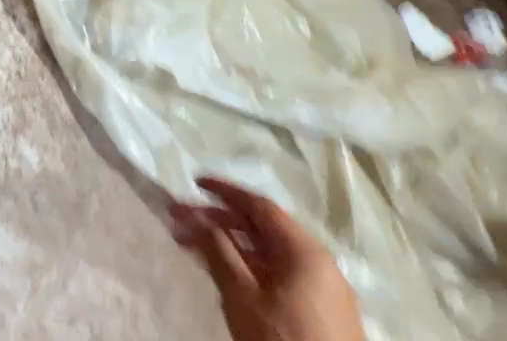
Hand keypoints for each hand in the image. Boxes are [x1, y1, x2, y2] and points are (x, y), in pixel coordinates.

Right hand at [173, 178, 365, 340]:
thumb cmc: (280, 337)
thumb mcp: (240, 292)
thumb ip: (216, 247)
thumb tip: (194, 214)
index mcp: (306, 253)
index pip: (261, 206)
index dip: (225, 191)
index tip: (193, 182)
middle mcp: (321, 264)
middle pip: (265, 228)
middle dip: (220, 217)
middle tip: (181, 217)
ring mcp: (324, 288)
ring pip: (270, 251)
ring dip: (230, 241)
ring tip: (193, 243)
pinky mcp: (322, 309)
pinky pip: (280, 271)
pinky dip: (249, 261)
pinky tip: (224, 268)